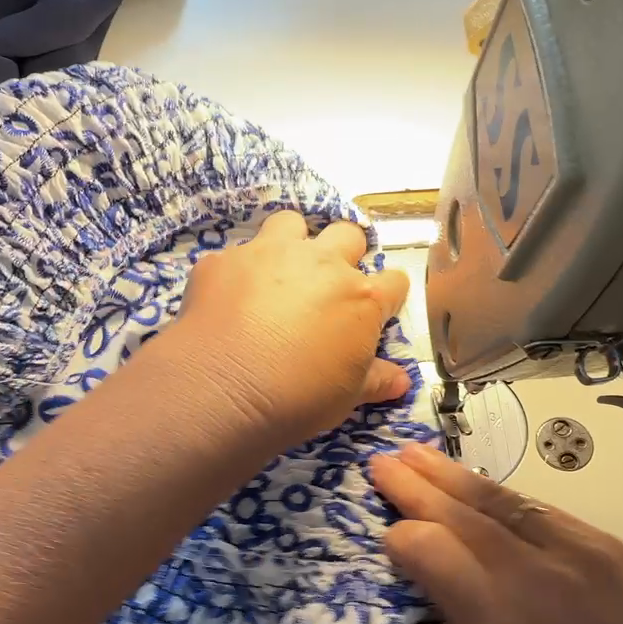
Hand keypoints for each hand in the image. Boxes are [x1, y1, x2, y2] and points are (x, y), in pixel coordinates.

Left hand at [169, 210, 411, 448]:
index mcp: (360, 297)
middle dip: (344, 255)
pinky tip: (228, 301)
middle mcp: (320, 263)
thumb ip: (375, 380)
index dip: (387, 298)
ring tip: (278, 277)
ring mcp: (268, 254)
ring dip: (292, 244)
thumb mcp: (345, 398)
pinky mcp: (223, 261)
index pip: (394, 282)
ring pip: (292, 224)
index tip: (374, 316)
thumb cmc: (297, 400)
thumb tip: (400, 380)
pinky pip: (237, 255)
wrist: (222, 392)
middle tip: (326, 289)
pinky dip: (238, 273)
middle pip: (348, 235)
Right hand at [369, 443, 622, 623]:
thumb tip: (425, 567)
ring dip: (450, 475)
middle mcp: (532, 570)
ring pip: (496, 499)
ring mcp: (571, 547)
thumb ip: (461, 615)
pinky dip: (493, 492)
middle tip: (379, 462)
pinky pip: (532, 507)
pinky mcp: (599, 539)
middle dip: (415, 485)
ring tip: (414, 454)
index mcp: (501, 618)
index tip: (382, 531)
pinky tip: (474, 484)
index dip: (401, 536)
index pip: (432, 551)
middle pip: (460, 514)